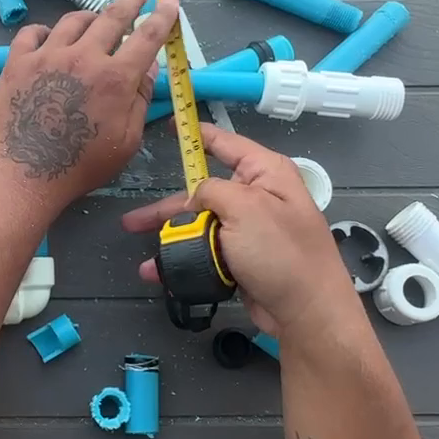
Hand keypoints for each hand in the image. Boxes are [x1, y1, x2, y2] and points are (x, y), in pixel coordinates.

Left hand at [0, 0, 178, 216]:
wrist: (23, 174)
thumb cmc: (79, 167)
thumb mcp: (125, 142)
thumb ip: (138, 102)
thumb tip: (147, 69)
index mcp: (116, 78)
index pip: (147, 37)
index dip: (162, 17)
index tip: (169, 2)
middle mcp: (83, 57)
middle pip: (112, 16)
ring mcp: (47, 56)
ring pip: (72, 20)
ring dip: (89, 17)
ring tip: (95, 20)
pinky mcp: (17, 63)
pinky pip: (32, 33)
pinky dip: (44, 31)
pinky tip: (49, 39)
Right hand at [122, 125, 358, 337]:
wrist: (306, 312)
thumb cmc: (281, 252)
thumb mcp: (245, 208)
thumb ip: (211, 190)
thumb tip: (195, 198)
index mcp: (265, 174)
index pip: (226, 143)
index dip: (197, 134)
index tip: (170, 125)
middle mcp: (257, 197)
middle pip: (202, 193)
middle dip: (168, 208)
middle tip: (133, 221)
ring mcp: (249, 230)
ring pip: (199, 226)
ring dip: (171, 239)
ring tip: (144, 257)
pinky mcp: (242, 259)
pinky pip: (205, 252)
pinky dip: (182, 260)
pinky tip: (159, 272)